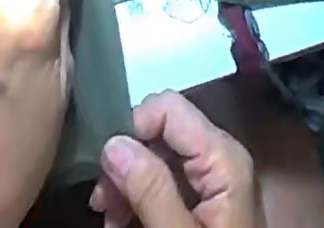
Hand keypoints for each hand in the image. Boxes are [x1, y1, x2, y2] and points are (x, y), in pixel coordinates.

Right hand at [89, 91, 263, 227]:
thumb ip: (150, 189)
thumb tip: (112, 142)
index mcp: (222, 155)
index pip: (169, 107)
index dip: (133, 126)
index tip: (104, 167)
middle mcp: (218, 155)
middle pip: (161, 130)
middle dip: (127, 161)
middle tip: (102, 205)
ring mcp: (212, 177)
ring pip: (156, 157)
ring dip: (127, 185)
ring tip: (110, 223)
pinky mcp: (204, 200)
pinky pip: (164, 183)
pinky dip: (139, 200)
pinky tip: (123, 226)